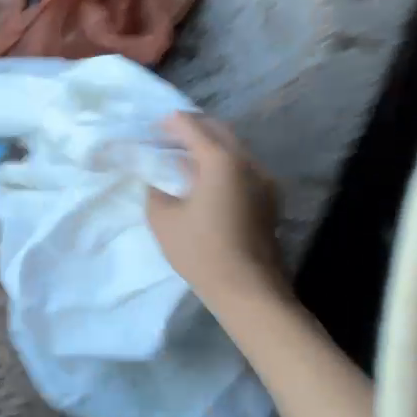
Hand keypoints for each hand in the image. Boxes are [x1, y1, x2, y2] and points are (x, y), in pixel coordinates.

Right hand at [147, 111, 286, 307]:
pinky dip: (219, 162)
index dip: (166, 123)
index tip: (148, 131)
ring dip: (206, 144)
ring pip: (232, 147)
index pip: (189, 125)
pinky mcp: (268, 200)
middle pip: (217, 129)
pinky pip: (241, 166)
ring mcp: (263, 182)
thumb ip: (156, 185)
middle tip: (163, 136)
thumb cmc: (201, 250)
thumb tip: (157, 175)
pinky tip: (200, 178)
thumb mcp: (161, 214)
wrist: (250, 294)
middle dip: (189, 127)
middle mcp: (247, 164)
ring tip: (179, 156)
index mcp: (220, 161)